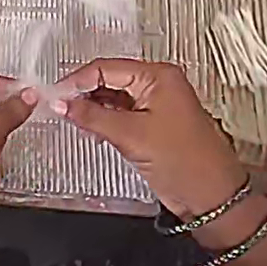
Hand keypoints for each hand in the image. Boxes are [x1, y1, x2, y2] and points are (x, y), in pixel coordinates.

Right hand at [50, 59, 247, 218]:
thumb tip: (63, 103)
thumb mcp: (130, 135)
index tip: (55, 96)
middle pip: (108, 79)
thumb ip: (91, 116)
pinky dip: (103, 119)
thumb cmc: (187, 163)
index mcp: (158, 76)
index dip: (77, 81)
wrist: (211, 197)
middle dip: (82, 93)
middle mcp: (158, 84)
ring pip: (112, 96)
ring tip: (72, 119)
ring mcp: (155, 103)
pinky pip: (120, 112)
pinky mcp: (152, 122)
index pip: (105, 68)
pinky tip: (90, 128)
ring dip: (91, 107)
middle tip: (59, 107)